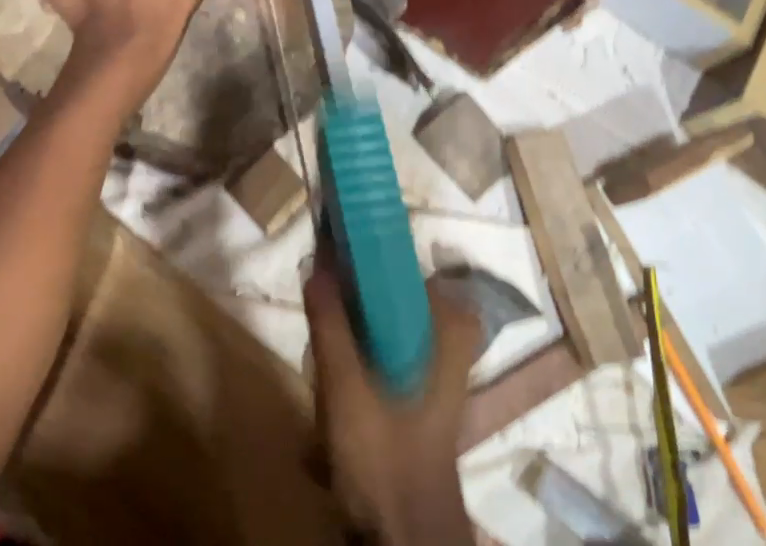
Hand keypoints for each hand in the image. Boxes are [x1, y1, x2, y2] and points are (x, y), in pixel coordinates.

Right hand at [305, 264, 482, 545]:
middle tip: (318, 315)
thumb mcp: (347, 387)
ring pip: (381, 322)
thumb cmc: (384, 455)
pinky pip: (379, 350)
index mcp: (449, 326)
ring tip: (324, 365)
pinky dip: (354, 357)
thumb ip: (330, 325)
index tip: (324, 247)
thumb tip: (315, 262)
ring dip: (347, 333)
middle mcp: (450, 338)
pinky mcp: (418, 389)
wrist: (407, 530)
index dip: (362, 252)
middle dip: (347, 303)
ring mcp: (436, 365)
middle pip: (388, 292)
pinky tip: (332, 389)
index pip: (402, 263)